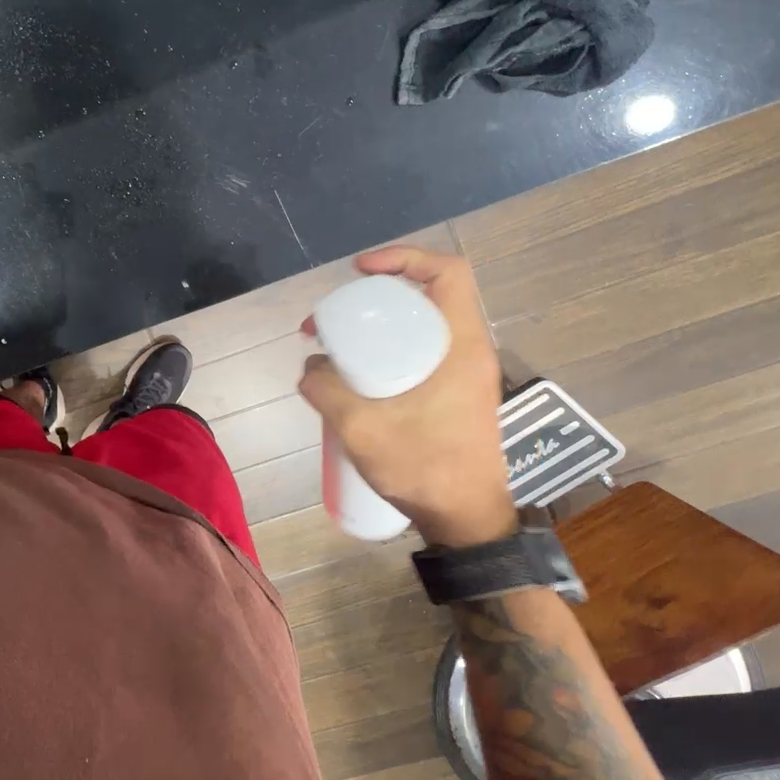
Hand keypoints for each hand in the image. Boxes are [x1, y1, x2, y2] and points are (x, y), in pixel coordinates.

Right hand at [299, 246, 516, 547]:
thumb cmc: (423, 468)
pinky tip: (354, 380)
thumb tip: (311, 367)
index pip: (448, 273)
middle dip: (371, 302)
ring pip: (419, 330)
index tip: (359, 272)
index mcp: (461, 346)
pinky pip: (418, 356)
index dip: (404, 258)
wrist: (466, 522)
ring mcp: (464, 376)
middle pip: (424, 299)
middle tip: (327, 323)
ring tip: (331, 354)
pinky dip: (385, 354)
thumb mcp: (360, 427)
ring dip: (375, 331)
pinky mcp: (453, 397)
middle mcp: (469, 352)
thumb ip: (325, 389)